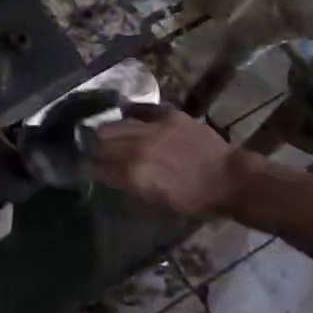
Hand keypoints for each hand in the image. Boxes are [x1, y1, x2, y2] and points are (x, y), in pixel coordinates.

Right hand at [92, 104, 253, 215]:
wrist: (228, 179)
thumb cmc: (193, 200)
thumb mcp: (156, 203)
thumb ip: (129, 187)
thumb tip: (113, 177)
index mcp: (132, 174)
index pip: (96, 167)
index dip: (88, 168)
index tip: (85, 168)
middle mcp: (137, 148)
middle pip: (100, 141)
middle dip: (94, 147)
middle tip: (95, 151)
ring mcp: (152, 127)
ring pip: (116, 123)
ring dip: (109, 131)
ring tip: (108, 135)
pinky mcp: (168, 114)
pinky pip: (140, 109)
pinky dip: (132, 114)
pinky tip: (129, 117)